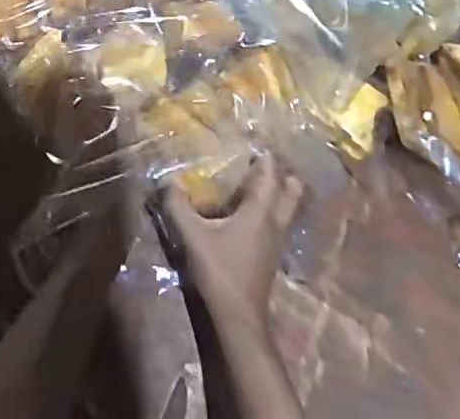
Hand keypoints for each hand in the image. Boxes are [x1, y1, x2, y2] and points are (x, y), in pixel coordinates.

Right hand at [162, 154, 302, 325]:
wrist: (238, 318)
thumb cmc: (219, 271)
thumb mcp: (192, 235)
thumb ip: (178, 205)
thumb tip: (168, 179)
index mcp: (260, 212)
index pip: (270, 175)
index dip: (263, 157)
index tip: (252, 140)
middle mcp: (274, 222)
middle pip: (291, 191)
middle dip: (280, 173)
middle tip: (258, 160)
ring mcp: (276, 241)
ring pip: (286, 208)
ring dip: (277, 192)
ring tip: (253, 180)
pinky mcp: (270, 255)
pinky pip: (277, 222)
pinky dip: (269, 209)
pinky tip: (247, 212)